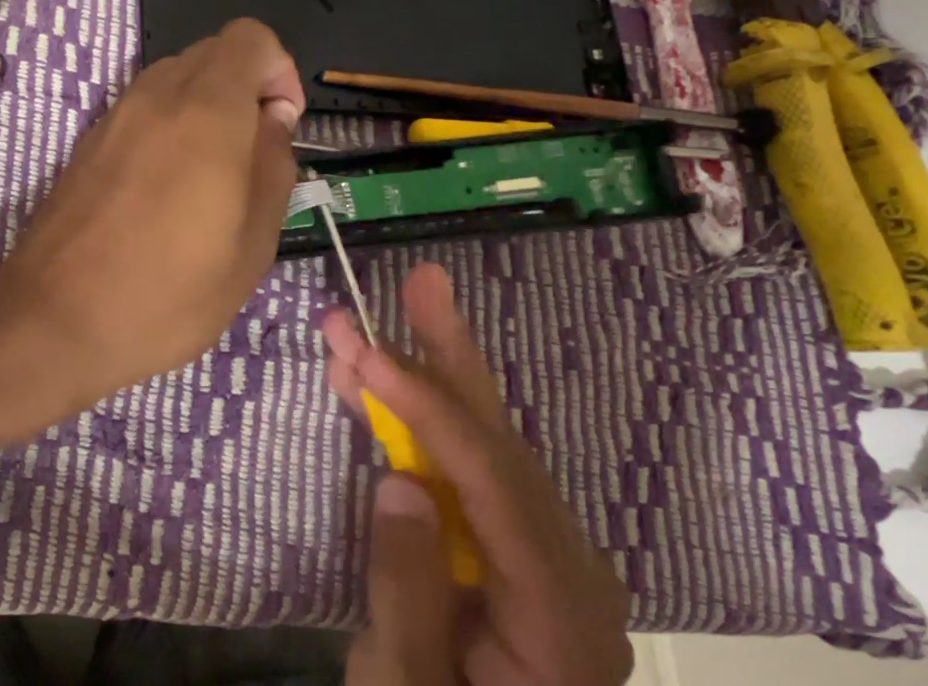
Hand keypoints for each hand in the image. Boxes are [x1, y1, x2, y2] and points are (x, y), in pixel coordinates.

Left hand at [0, 17, 303, 404]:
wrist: (54, 319)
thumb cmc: (167, 293)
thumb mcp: (252, 244)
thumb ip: (273, 166)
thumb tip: (269, 120)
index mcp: (204, 110)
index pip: (249, 38)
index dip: (278, 71)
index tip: (281, 128)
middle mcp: (152, 97)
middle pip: (209, 55)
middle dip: (243, 90)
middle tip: (250, 162)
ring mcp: (111, 118)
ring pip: (171, 83)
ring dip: (202, 112)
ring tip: (208, 184)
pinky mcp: (85, 145)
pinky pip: (138, 113)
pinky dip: (164, 131)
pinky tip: (163, 195)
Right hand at [323, 264, 632, 685]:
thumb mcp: (412, 683)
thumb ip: (411, 591)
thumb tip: (399, 483)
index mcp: (561, 610)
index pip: (495, 486)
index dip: (428, 412)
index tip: (367, 355)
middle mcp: (563, 566)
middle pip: (501, 444)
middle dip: (449, 360)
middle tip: (421, 282)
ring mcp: (533, 552)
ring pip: (476, 448)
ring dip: (417, 383)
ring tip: (364, 325)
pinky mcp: (498, 546)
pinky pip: (456, 472)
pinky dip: (410, 426)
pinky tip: (372, 386)